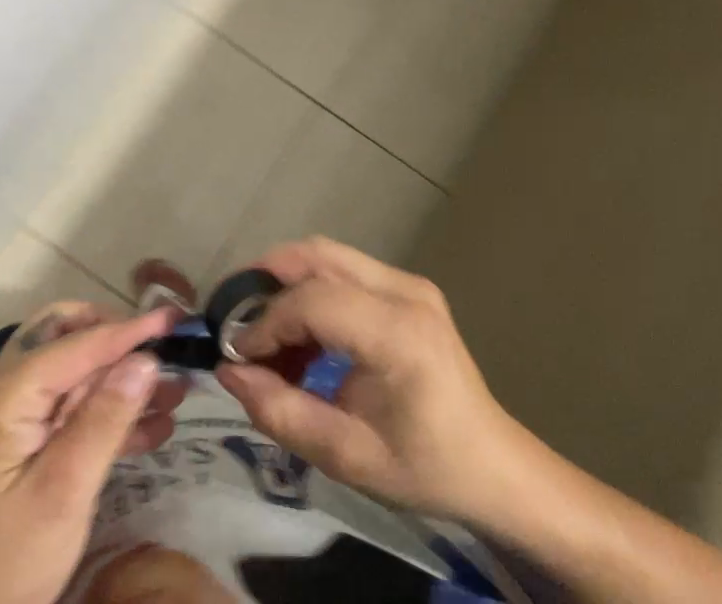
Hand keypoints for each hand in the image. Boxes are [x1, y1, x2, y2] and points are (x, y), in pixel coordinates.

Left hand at [0, 303, 180, 603]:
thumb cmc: (8, 558)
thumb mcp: (64, 491)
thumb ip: (104, 421)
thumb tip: (144, 360)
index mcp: (7, 395)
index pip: (77, 343)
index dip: (129, 329)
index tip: (176, 318)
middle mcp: (6, 392)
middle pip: (64, 337)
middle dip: (117, 338)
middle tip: (165, 350)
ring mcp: (14, 419)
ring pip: (74, 373)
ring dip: (121, 377)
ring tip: (175, 392)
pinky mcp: (25, 445)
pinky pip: (71, 410)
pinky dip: (110, 411)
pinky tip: (153, 428)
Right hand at [214, 237, 521, 524]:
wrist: (492, 466)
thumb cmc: (424, 466)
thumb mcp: (346, 455)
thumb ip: (281, 411)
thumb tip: (228, 372)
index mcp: (398, 334)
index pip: (312, 299)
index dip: (264, 323)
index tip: (238, 358)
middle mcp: (405, 292)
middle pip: (315, 256)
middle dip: (265, 284)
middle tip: (236, 326)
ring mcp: (409, 285)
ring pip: (325, 257)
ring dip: (285, 289)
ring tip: (268, 343)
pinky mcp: (407, 290)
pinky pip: (342, 273)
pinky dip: (309, 296)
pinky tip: (301, 344)